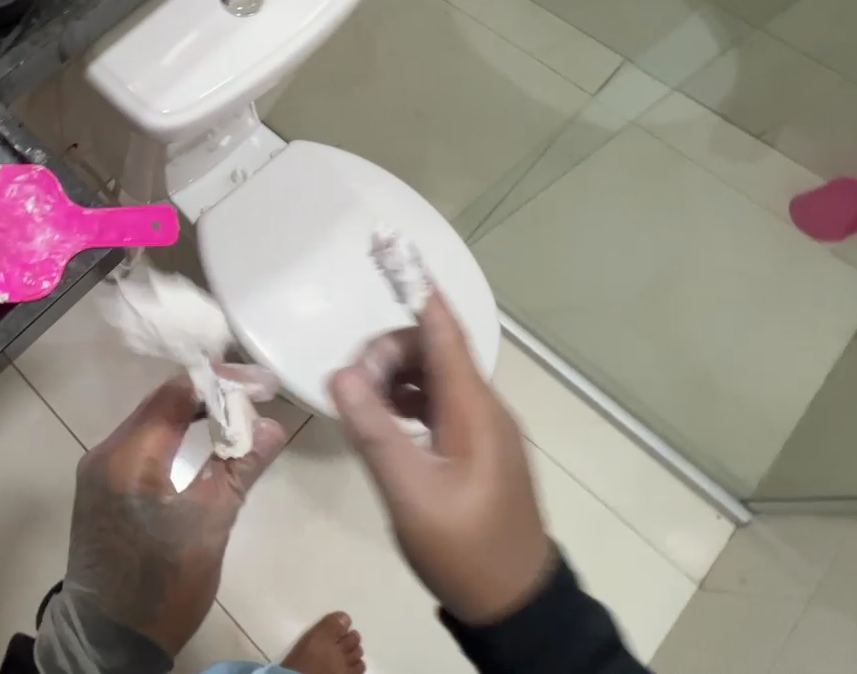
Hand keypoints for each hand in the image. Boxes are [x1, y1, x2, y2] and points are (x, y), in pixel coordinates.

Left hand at [65, 375, 285, 654]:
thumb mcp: (208, 527)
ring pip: (150, 422)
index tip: (260, 383)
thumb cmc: (161, 586)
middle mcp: (105, 451)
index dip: (219, 383)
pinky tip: (200, 438)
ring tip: (235, 410)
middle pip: (160, 404)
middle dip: (208, 394)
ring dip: (190, 413)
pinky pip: (140, 443)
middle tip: (254, 392)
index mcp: (127, 455)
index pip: (175, 395)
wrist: (107, 641)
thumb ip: (237, 469)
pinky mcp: (100, 486)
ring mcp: (98, 468)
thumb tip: (270, 425)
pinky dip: (173, 435)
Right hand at [328, 292, 554, 625]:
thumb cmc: (464, 548)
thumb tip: (339, 374)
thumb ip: (374, 430)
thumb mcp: (410, 492)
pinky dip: (404, 396)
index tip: (390, 251)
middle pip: (431, 349)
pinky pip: (435, 399)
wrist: (517, 606)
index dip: (416, 291)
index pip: (444, 332)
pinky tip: (384, 420)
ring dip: (392, 375)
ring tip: (364, 407)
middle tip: (353, 390)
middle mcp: (482, 407)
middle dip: (386, 352)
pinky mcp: (475, 445)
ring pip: (431, 373)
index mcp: (473, 409)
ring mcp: (481, 427)